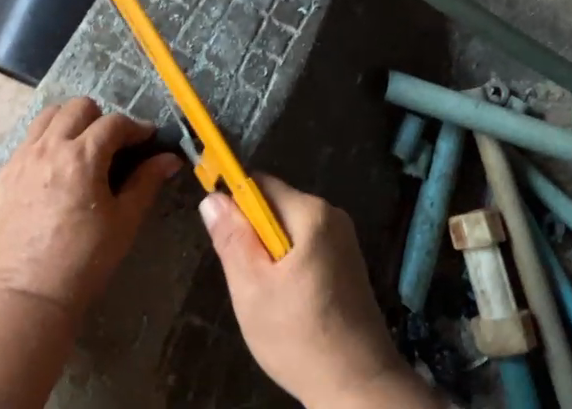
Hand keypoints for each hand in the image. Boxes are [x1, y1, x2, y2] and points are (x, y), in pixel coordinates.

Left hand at [0, 97, 183, 317]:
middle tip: (110, 145)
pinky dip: (45, 144)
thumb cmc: (84, 260)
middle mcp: (48, 148)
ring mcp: (20, 159)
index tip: (146, 139)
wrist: (28, 295)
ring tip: (79, 149)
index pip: (114, 122)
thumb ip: (146, 182)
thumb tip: (170, 158)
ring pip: (47, 117)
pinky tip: (53, 173)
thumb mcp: (124, 221)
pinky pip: (26, 142)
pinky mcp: (2, 175)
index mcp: (81, 157)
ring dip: (69, 123)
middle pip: (77, 107)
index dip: (135, 127)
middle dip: (100, 118)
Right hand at [200, 177, 427, 407]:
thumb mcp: (252, 289)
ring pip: (288, 231)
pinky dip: (290, 268)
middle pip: (274, 207)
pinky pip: (306, 249)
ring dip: (270, 256)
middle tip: (247, 280)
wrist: (359, 387)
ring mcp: (344, 240)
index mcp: (311, 213)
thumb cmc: (300, 336)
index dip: (233, 203)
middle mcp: (332, 216)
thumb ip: (232, 239)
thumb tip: (212, 197)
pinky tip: (290, 305)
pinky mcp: (348, 264)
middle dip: (253, 236)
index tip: (222, 236)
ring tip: (268, 297)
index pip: (259, 184)